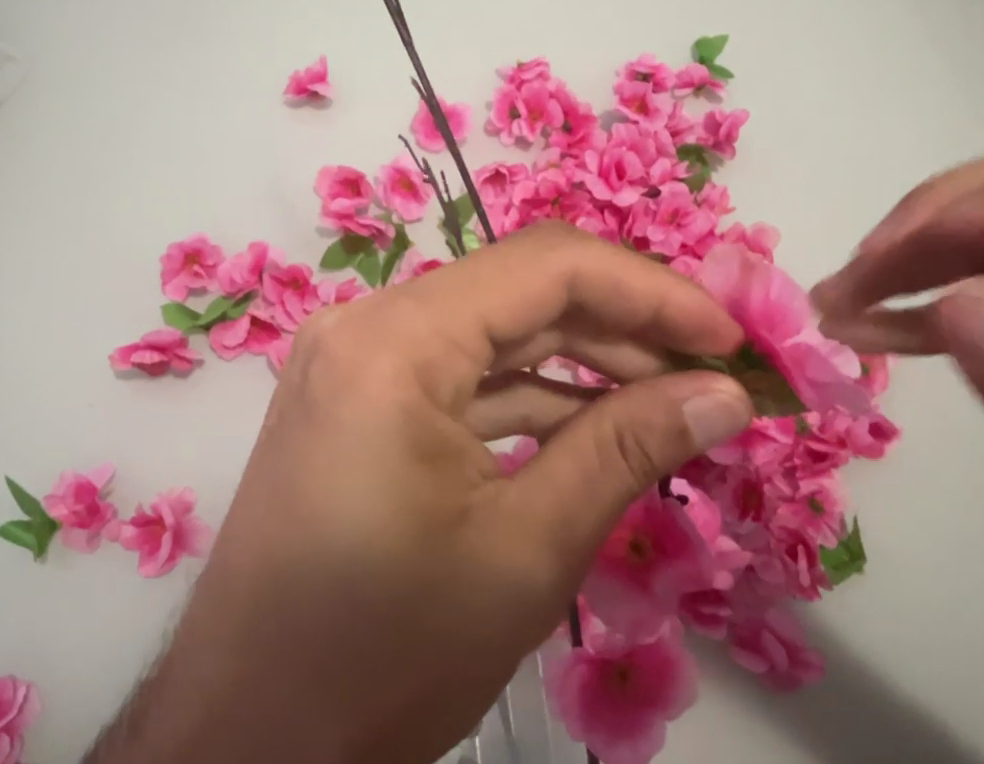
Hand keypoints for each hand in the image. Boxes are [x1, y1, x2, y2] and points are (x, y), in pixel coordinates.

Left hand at [86, 222, 752, 763]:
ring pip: (495, 332)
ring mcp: (356, 364)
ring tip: (676, 409)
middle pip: (522, 292)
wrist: (250, 737)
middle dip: (628, 330)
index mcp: (395, 342)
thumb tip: (726, 394)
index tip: (733, 342)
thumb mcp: (526, 551)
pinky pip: (462, 376)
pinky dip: (533, 397)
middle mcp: (366, 327)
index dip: (653, 294)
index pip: (548, 267)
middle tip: (717, 381)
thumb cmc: (385, 654)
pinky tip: (600, 431)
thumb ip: (628, 451)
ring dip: (587, 365)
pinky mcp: (358, 405)